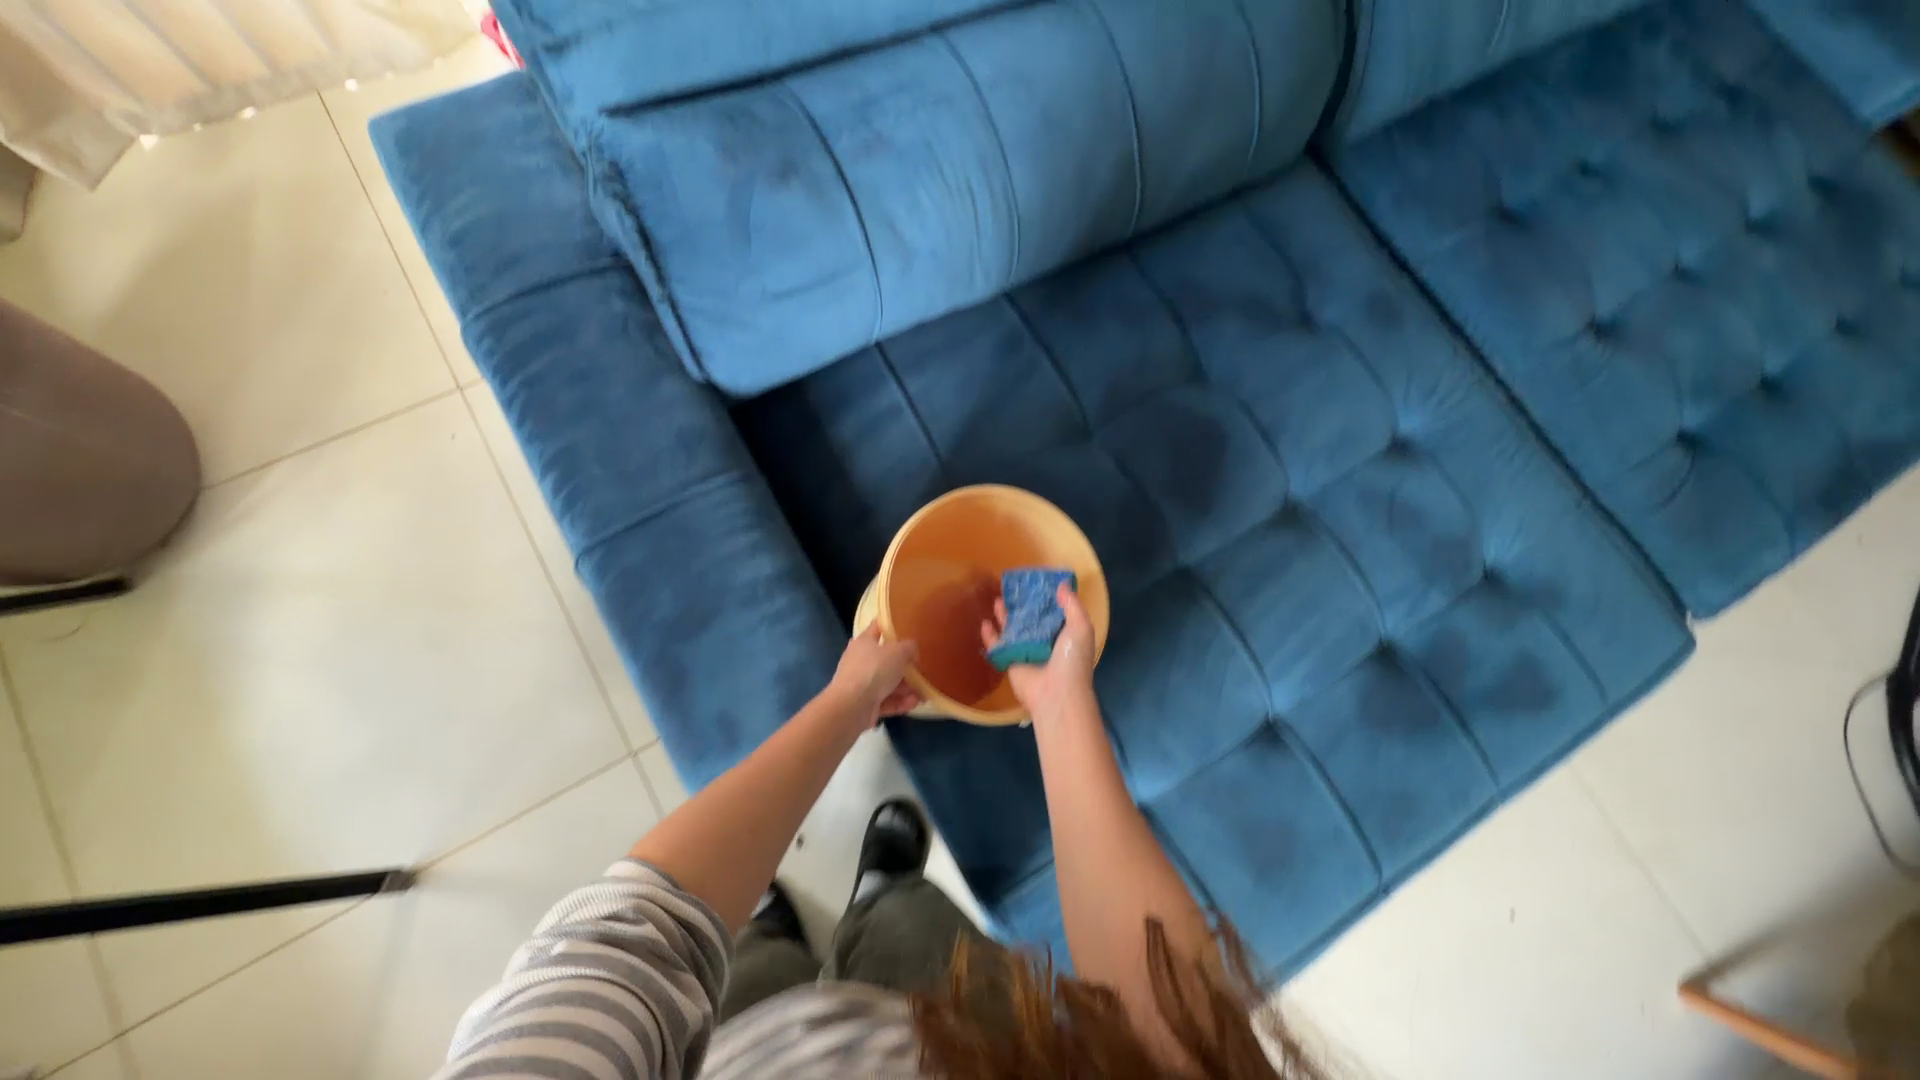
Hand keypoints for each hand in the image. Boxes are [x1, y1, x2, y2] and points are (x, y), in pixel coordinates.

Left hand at [829, 624, 921, 728]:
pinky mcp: (865, 703)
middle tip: (921, 670)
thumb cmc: (874, 670)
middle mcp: (860, 661)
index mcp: (864, 642)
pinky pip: (886, 700)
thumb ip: (909, 647)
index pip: (877, 627)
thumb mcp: (899, 651)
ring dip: (906, 688)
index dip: (890, 625)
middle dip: (905, 667)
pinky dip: (900, 701)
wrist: (852, 706)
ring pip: (888, 683)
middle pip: (886, 660)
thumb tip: (911, 653)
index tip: (905, 627)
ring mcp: (861, 683)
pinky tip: (914, 703)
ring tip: (923, 693)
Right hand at [980, 583, 1096, 723]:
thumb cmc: (1072, 659)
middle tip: (1013, 588)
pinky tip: (985, 622)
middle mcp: (1045, 641)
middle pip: (1031, 619)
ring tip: (997, 599)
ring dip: (1005, 616)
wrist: (1056, 693)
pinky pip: (999, 646)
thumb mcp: (1080, 627)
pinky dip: (991, 636)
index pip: (1054, 611)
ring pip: (1013, 630)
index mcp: (1065, 633)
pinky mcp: (1011, 661)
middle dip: (1023, 605)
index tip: (1036, 582)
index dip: (1046, 597)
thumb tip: (1061, 585)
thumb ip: (1072, 605)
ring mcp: (1027, 651)